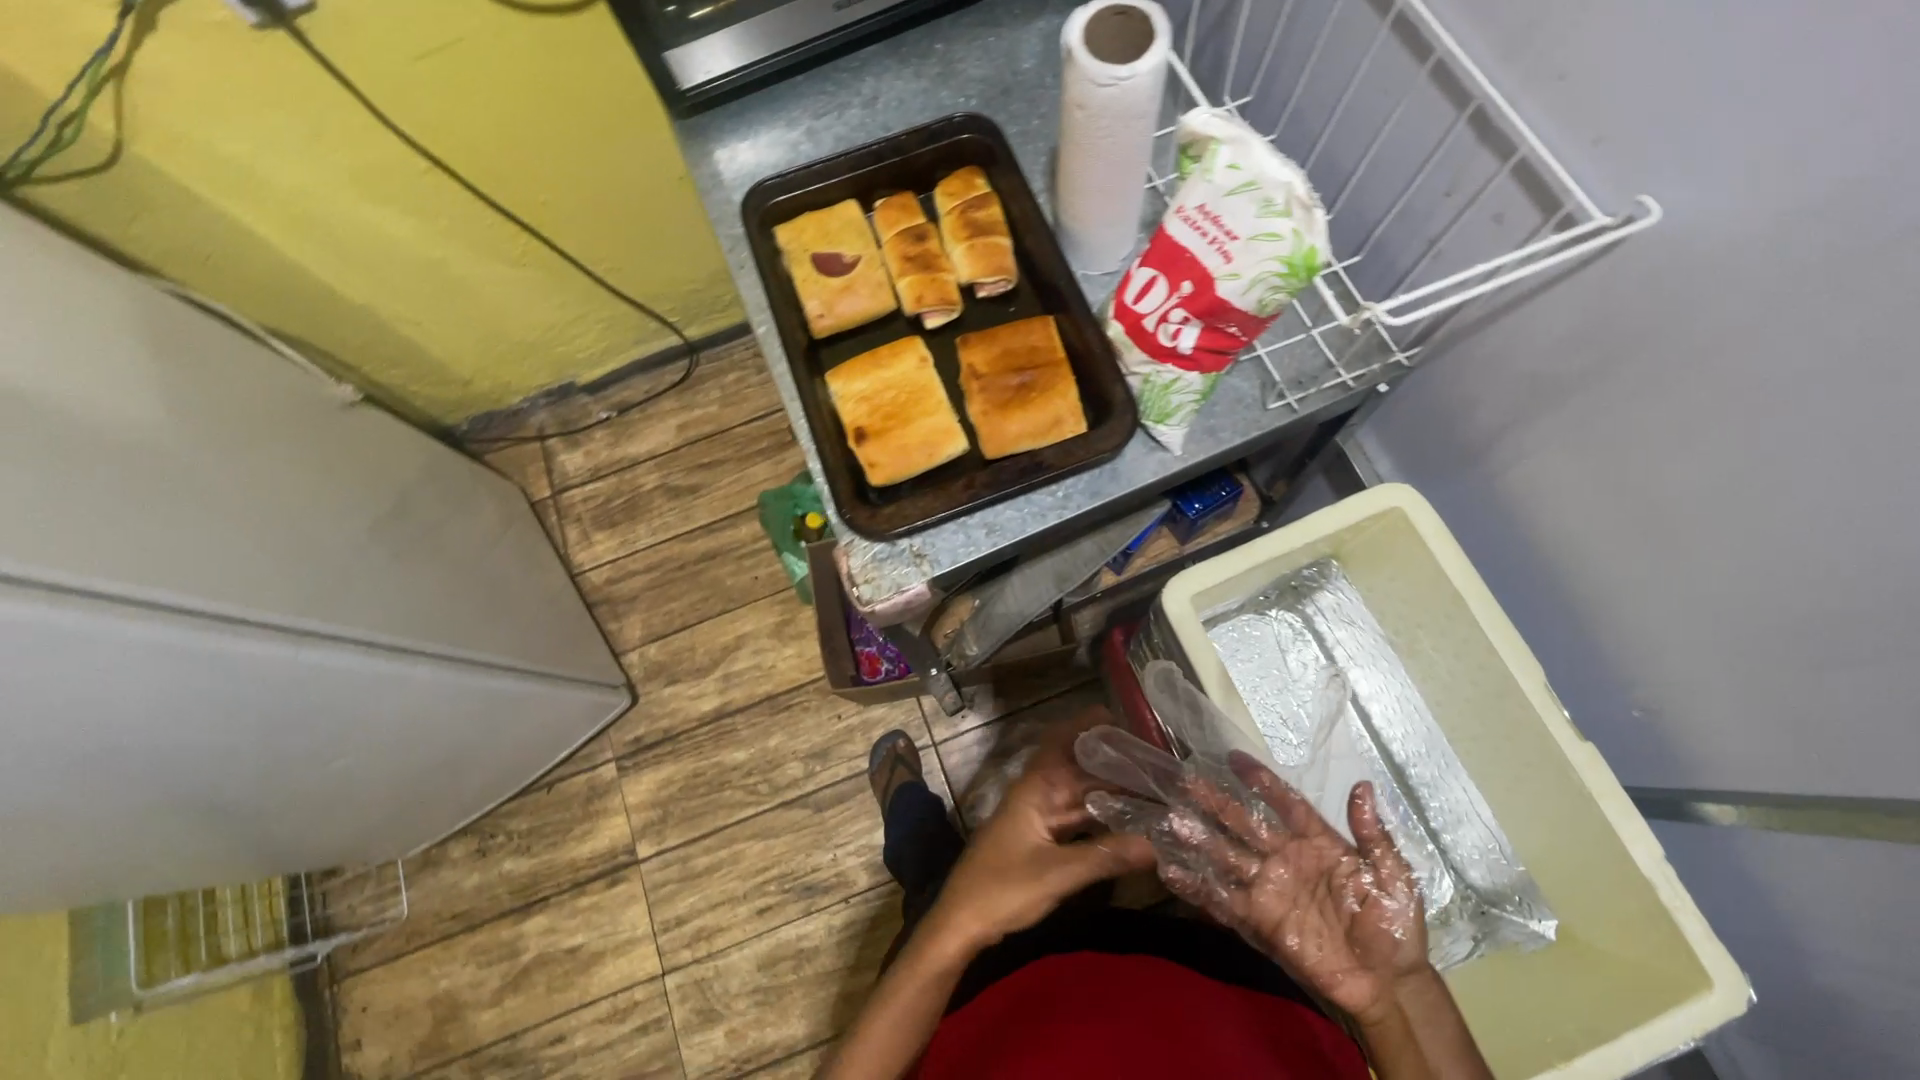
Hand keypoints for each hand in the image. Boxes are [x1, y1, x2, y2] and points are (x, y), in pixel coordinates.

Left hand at [923, 707, 1154, 952]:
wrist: (961, 924)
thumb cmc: (1001, 889)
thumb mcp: (1057, 874)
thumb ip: (1106, 857)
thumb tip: (1157, 844)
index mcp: (1034, 790)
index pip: (1061, 742)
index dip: (1087, 726)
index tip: (1124, 720)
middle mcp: (1036, 797)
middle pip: (1078, 771)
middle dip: (1114, 766)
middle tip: (1158, 766)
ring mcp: (1037, 820)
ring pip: (1080, 798)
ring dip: (1111, 794)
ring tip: (1153, 792)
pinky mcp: (1039, 843)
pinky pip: (1076, 821)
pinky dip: (1101, 820)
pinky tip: (1129, 825)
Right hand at [1083, 731, 1424, 1022]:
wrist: (1387, 986)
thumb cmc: (1396, 928)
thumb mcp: (1394, 878)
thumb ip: (1374, 836)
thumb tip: (1363, 786)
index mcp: (1318, 842)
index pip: (1285, 804)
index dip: (1261, 781)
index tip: (1233, 758)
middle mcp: (1286, 858)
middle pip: (1245, 824)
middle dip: (1216, 803)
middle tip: (1186, 782)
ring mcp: (1269, 888)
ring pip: (1227, 856)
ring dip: (1201, 840)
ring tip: (1172, 822)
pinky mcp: (1260, 920)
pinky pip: (1223, 899)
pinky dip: (1197, 887)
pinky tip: (1172, 872)